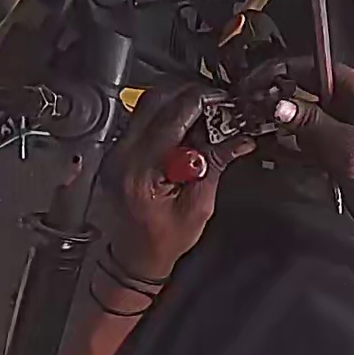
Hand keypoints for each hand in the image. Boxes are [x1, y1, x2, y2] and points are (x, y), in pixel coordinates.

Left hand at [105, 85, 252, 279]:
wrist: (135, 257)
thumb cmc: (162, 241)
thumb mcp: (198, 206)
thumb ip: (213, 165)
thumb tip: (237, 139)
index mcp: (142, 172)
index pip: (172, 118)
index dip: (202, 103)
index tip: (222, 102)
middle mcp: (123, 157)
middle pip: (155, 102)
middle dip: (190, 97)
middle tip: (216, 105)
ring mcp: (116, 152)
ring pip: (146, 106)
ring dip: (177, 104)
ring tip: (203, 116)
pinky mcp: (118, 152)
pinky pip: (142, 120)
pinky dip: (166, 117)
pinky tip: (184, 130)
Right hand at [272, 59, 353, 228]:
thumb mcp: (349, 148)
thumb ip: (313, 123)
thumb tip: (282, 105)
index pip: (324, 69)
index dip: (291, 71)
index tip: (265, 79)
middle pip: (310, 89)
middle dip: (283, 98)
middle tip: (259, 104)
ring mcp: (345, 125)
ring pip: (305, 112)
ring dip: (285, 120)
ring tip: (264, 126)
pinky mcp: (335, 144)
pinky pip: (306, 133)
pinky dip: (290, 138)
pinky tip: (276, 144)